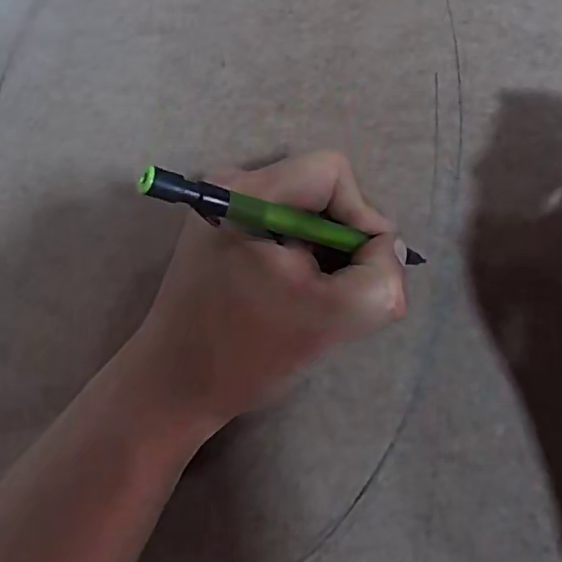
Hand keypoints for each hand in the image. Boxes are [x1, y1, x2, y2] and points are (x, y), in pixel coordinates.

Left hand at [124, 151, 408, 431]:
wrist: (172, 389)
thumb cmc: (243, 354)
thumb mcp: (330, 318)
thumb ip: (380, 278)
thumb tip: (388, 248)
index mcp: (247, 194)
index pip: (332, 172)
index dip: (361, 215)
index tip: (360, 267)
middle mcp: (233, 183)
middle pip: (323, 189)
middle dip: (346, 239)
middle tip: (342, 289)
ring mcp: (226, 203)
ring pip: (310, 208)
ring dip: (328, 249)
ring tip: (317, 295)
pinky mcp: (226, 224)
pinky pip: (290, 223)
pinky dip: (308, 254)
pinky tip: (297, 291)